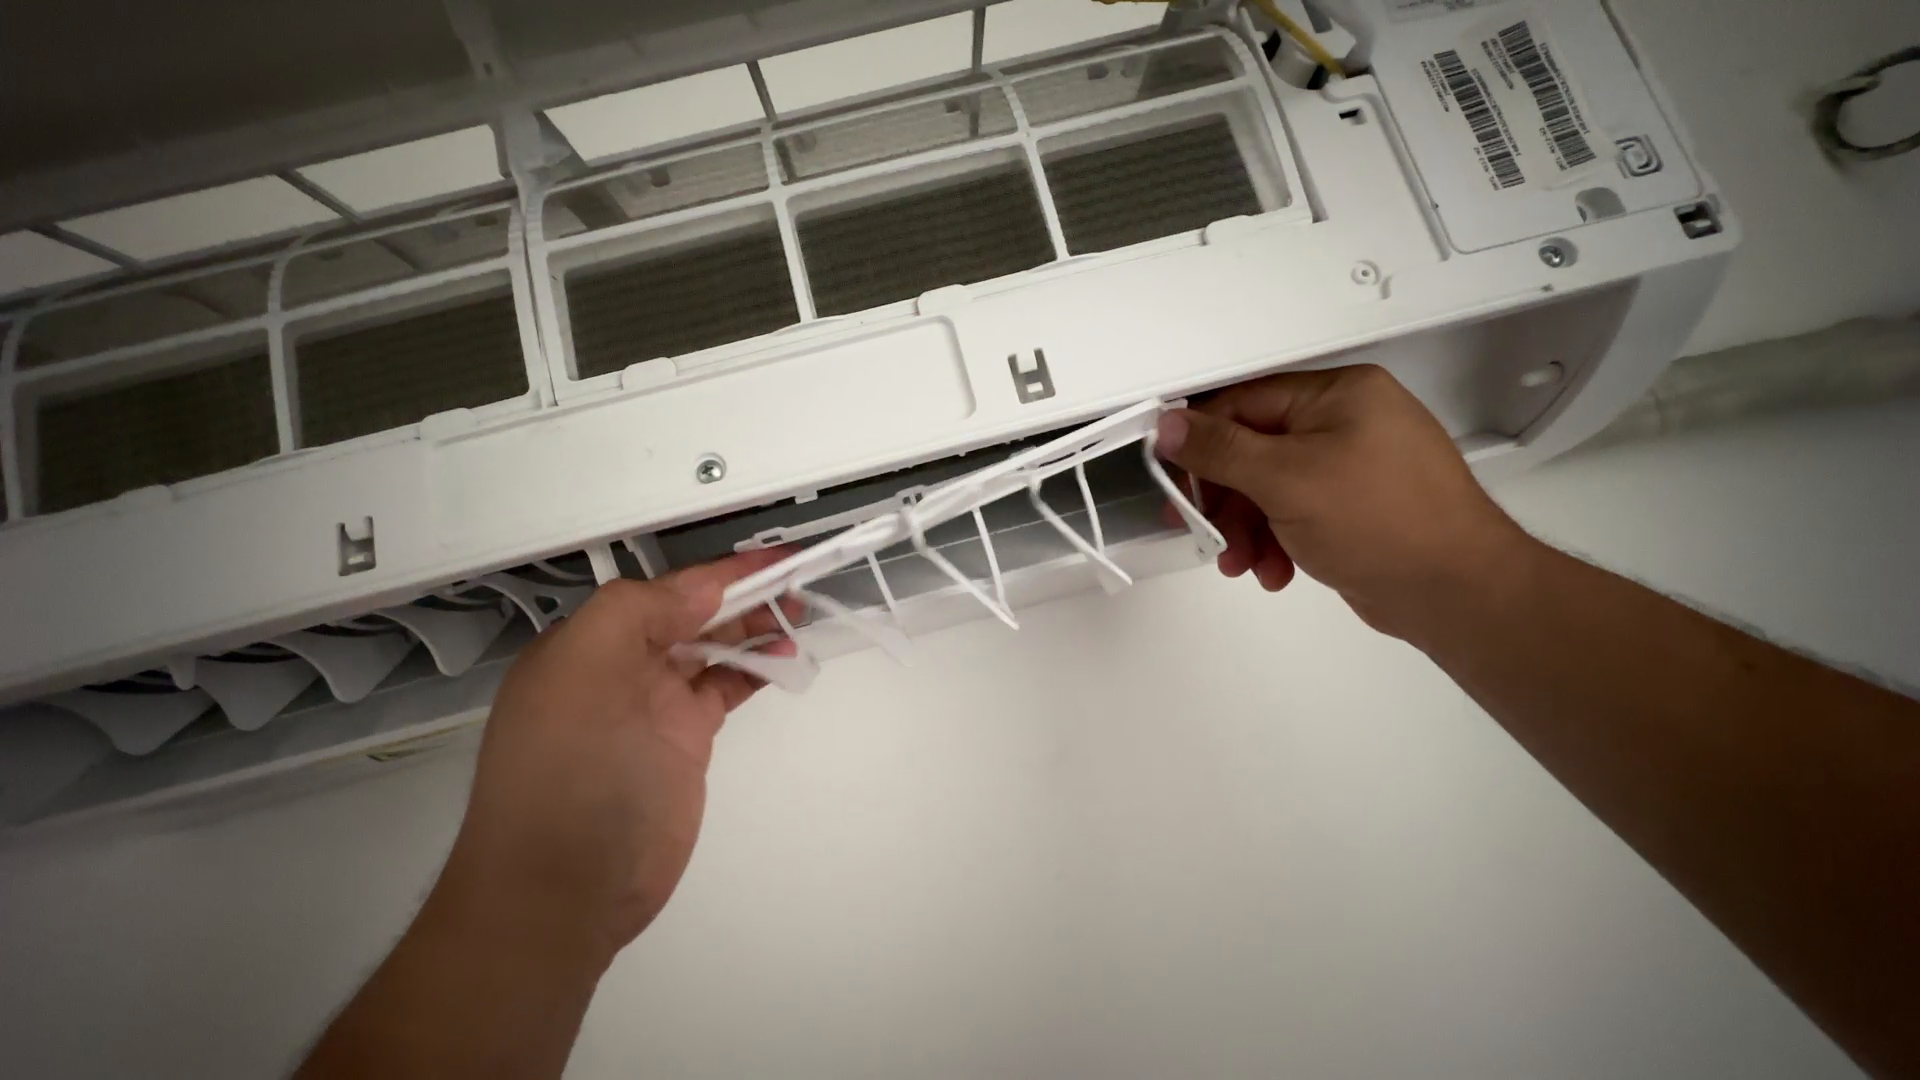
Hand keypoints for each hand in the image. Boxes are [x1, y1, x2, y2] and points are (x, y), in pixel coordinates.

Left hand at [431, 552, 796, 968]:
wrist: (563, 892)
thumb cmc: (571, 777)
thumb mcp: (585, 673)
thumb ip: (640, 613)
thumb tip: (702, 590)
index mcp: (588, 643)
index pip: (668, 590)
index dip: (724, 572)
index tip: (776, 561)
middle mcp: (620, 667)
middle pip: (693, 614)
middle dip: (744, 595)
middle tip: (798, 586)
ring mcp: (653, 705)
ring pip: (712, 647)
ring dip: (753, 627)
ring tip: (798, 617)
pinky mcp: (682, 740)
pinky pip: (723, 687)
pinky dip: (753, 668)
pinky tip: (782, 658)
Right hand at [1156, 364, 1531, 642]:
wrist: (1456, 593)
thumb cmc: (1380, 522)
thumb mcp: (1285, 479)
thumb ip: (1220, 449)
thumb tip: (1169, 424)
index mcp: (1339, 395)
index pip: (1244, 402)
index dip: (1200, 438)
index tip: (1170, 472)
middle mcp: (1348, 421)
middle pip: (1254, 449)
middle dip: (1225, 498)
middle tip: (1201, 528)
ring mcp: (1353, 465)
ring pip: (1270, 487)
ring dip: (1246, 528)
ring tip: (1241, 563)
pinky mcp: (1355, 506)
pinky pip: (1295, 513)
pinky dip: (1276, 541)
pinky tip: (1274, 570)